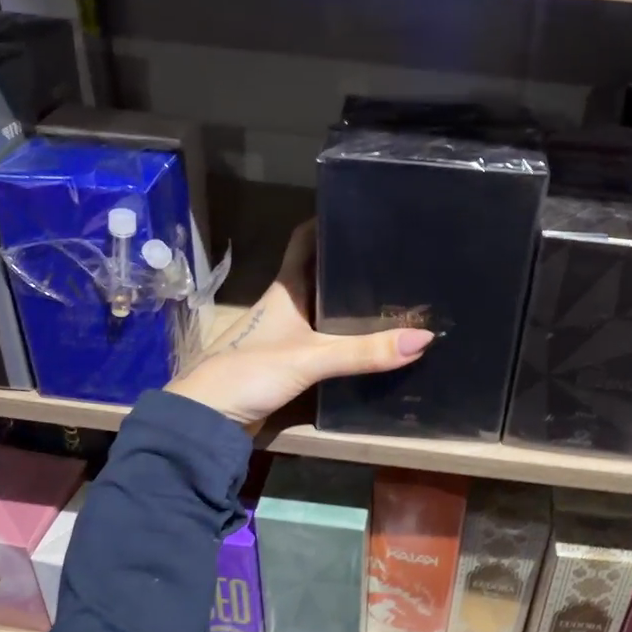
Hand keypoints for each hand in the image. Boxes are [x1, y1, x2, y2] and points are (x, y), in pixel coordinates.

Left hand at [166, 221, 433, 427]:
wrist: (206, 419)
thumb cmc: (250, 372)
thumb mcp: (311, 358)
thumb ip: (363, 352)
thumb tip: (424, 339)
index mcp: (285, 289)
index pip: (305, 241)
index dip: (327, 222)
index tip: (362, 212)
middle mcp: (286, 305)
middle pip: (321, 275)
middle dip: (352, 264)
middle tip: (395, 257)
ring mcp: (286, 335)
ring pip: (324, 310)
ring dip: (350, 304)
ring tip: (395, 295)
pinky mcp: (289, 363)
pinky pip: (324, 342)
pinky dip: (345, 339)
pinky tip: (371, 343)